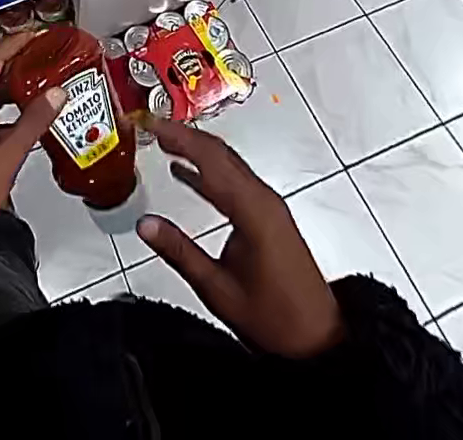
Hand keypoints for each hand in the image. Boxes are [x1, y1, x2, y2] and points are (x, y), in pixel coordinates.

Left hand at [0, 32, 64, 226]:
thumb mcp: (7, 154)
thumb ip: (34, 121)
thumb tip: (59, 92)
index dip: (19, 42)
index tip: (43, 34)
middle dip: (23, 60)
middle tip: (53, 54)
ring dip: (19, 80)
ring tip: (49, 75)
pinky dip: (12, 100)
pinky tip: (33, 106)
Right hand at [135, 117, 343, 358]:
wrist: (317, 337)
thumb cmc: (274, 318)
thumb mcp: (218, 289)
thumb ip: (180, 252)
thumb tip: (145, 224)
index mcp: (253, 210)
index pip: (210, 160)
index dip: (180, 138)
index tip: (155, 124)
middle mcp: (263, 198)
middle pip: (221, 154)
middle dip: (186, 136)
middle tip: (154, 125)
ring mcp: (267, 204)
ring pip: (228, 163)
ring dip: (197, 149)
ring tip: (164, 139)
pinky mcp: (266, 213)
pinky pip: (234, 181)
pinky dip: (208, 171)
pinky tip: (185, 172)